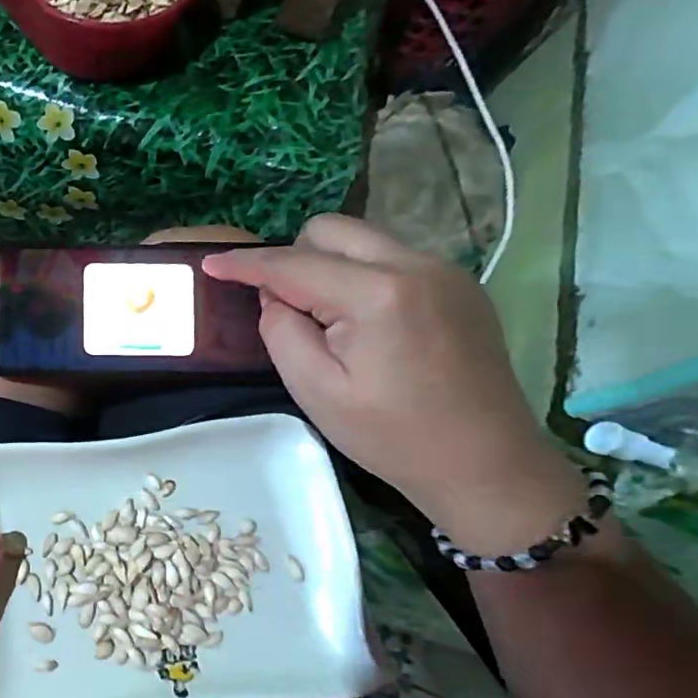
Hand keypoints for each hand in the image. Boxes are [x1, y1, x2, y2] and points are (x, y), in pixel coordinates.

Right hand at [204, 215, 587, 552]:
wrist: (486, 466)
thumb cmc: (391, 435)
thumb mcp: (313, 389)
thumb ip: (281, 329)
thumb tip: (276, 296)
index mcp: (378, 294)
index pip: (294, 263)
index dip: (245, 263)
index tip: (210, 264)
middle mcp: (417, 266)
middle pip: (330, 230)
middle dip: (292, 258)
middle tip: (283, 307)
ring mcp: (446, 273)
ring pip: (362, 240)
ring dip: (327, 266)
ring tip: (324, 320)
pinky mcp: (460, 287)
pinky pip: (390, 259)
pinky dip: (359, 276)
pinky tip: (363, 324)